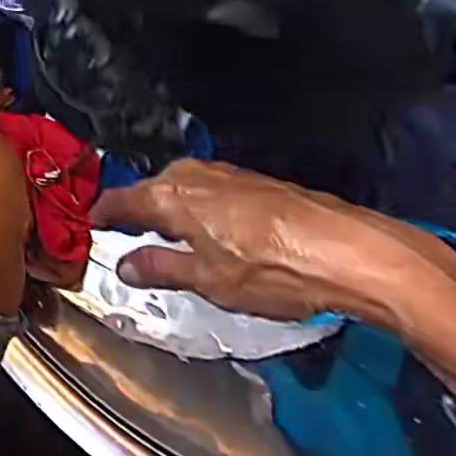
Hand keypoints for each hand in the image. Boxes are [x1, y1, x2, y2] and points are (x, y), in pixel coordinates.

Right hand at [90, 159, 448, 322]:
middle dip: (141, 214)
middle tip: (140, 240)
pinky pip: (213, 192)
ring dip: (177, 211)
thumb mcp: (210, 282)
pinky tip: (228, 236)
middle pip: (148, 193)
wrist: (362, 255)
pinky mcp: (257, 181)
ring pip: (182, 191)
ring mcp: (224, 174)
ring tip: (186, 241)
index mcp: (164, 196)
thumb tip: (126, 265)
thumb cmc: (277, 269)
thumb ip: (160, 268)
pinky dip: (208, 210)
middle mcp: (186, 176)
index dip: (101, 215)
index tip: (92, 224)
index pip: (116, 201)